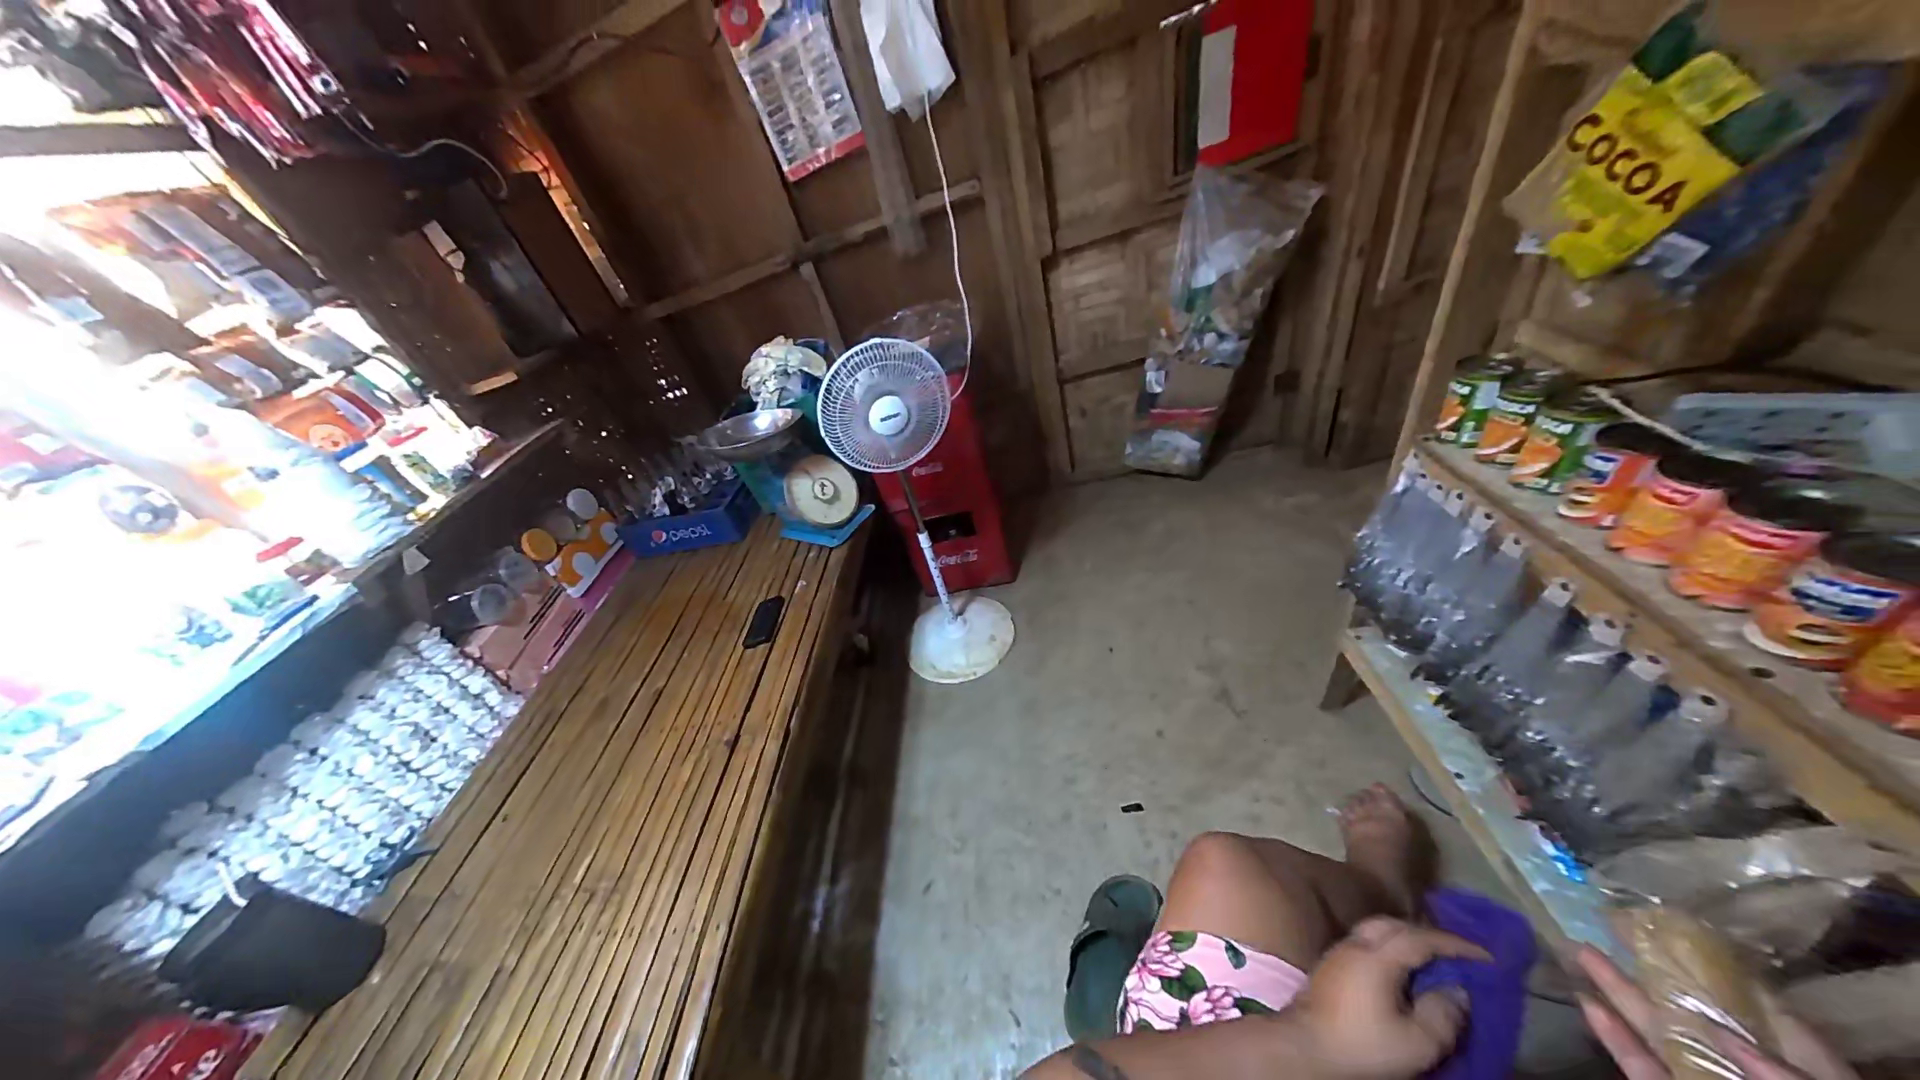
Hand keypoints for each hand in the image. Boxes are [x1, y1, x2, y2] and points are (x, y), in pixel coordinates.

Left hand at [1290, 918, 1490, 1079]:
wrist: (1307, 1047)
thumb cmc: (1364, 1046)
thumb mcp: (1417, 1042)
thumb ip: (1443, 1014)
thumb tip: (1457, 991)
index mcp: (1375, 957)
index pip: (1419, 938)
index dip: (1454, 943)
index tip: (1485, 955)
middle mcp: (1353, 945)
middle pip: (1392, 924)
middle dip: (1426, 933)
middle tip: (1457, 953)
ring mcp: (1337, 952)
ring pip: (1374, 930)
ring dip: (1404, 938)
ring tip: (1432, 960)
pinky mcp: (1329, 965)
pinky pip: (1364, 942)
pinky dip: (1387, 947)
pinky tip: (1400, 970)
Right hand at [1575, 947, 1857, 1079]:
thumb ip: (1779, 1069)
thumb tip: (1713, 1022)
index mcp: (1801, 1074)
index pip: (1772, 1017)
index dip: (1730, 974)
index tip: (1684, 932)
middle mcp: (1749, 1076)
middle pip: (1699, 1018)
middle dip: (1652, 973)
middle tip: (1611, 928)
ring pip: (1661, 1038)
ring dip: (1620, 995)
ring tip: (1581, 952)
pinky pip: (1642, 1070)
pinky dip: (1615, 1039)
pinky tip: (1588, 1005)